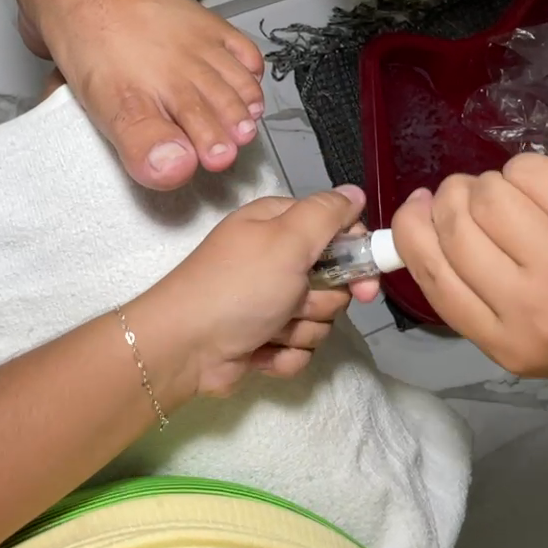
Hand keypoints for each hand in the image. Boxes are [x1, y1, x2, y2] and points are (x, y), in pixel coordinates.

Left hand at [8, 0, 266, 190]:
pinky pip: (235, 44)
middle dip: (231, 131)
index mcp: (167, 96)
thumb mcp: (104, 102)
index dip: (212, 151)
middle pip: (222, 108)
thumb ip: (141, 140)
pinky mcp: (198, 20)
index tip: (218, 163)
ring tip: (245, 120)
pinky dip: (246, 62)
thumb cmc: (84, 34)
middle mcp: (187, 70)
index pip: (203, 136)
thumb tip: (178, 169)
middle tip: (235, 146)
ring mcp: (196, 43)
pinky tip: (248, 74)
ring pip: (233, 80)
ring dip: (241, 103)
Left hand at [133, 186, 378, 399]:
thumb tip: (355, 193)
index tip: (363, 279)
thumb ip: (326, 214)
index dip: (354, 255)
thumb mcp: (285, 239)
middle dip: (320, 300)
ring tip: (268, 328)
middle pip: (334, 281)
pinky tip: (259, 351)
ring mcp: (269, 302)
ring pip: (319, 319)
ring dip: (299, 329)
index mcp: (277, 226)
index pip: (336, 230)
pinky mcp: (264, 339)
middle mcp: (275, 259)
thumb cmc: (237, 287)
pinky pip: (299, 349)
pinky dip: (283, 354)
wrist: (184, 347)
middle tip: (296, 302)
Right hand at [391, 154, 547, 383]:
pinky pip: (529, 169)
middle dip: (453, 198)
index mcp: (506, 343)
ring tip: (522, 200)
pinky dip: (528, 170)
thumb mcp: (526, 336)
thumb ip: (470, 290)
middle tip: (472, 197)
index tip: (418, 206)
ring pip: (487, 193)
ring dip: (494, 184)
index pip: (430, 270)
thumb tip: (416, 218)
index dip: (412, 229)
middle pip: (454, 224)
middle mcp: (532, 307)